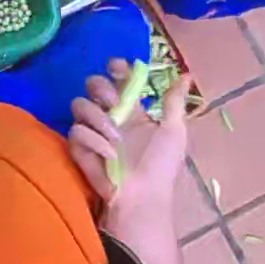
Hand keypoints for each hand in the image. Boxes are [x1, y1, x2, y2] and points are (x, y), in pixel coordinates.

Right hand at [68, 63, 192, 234]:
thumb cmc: (160, 166)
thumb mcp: (173, 132)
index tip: (118, 67)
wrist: (140, 196)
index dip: (116, 69)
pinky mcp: (78, 147)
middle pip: (92, 85)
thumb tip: (186, 75)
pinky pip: (77, 132)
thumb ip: (173, 103)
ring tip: (116, 138)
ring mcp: (92, 131)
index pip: (119, 79)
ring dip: (98, 118)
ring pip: (80, 105)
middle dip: (100, 88)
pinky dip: (94, 141)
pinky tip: (108, 154)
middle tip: (113, 102)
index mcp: (132, 110)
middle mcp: (109, 116)